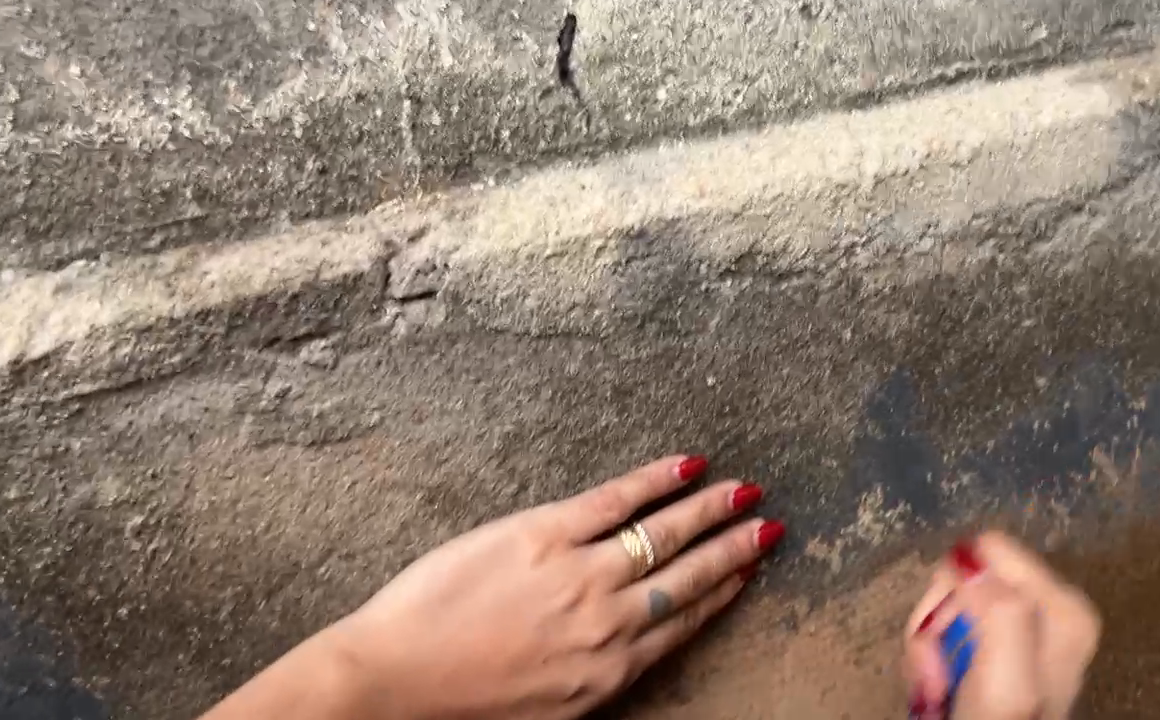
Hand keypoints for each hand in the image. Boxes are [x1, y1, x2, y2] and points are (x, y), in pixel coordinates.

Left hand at [201, 455, 782, 719]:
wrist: (390, 686)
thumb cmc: (461, 702)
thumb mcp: (545, 707)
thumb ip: (592, 671)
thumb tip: (630, 637)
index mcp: (607, 673)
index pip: (683, 621)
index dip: (723, 592)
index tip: (750, 570)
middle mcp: (608, 624)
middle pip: (688, 577)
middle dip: (734, 549)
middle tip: (770, 524)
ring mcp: (581, 574)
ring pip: (664, 534)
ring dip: (710, 511)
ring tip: (743, 492)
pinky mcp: (548, 534)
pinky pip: (617, 501)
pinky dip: (655, 480)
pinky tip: (687, 464)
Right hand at [902, 533, 1100, 719]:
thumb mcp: (1007, 680)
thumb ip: (1000, 612)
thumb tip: (969, 556)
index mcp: (1064, 608)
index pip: (986, 549)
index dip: (954, 587)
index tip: (947, 633)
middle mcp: (1048, 610)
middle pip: (965, 574)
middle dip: (937, 616)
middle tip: (936, 664)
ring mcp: (1021, 628)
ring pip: (947, 599)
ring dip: (928, 640)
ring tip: (935, 682)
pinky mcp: (996, 643)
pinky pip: (946, 622)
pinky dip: (931, 652)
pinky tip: (938, 683)